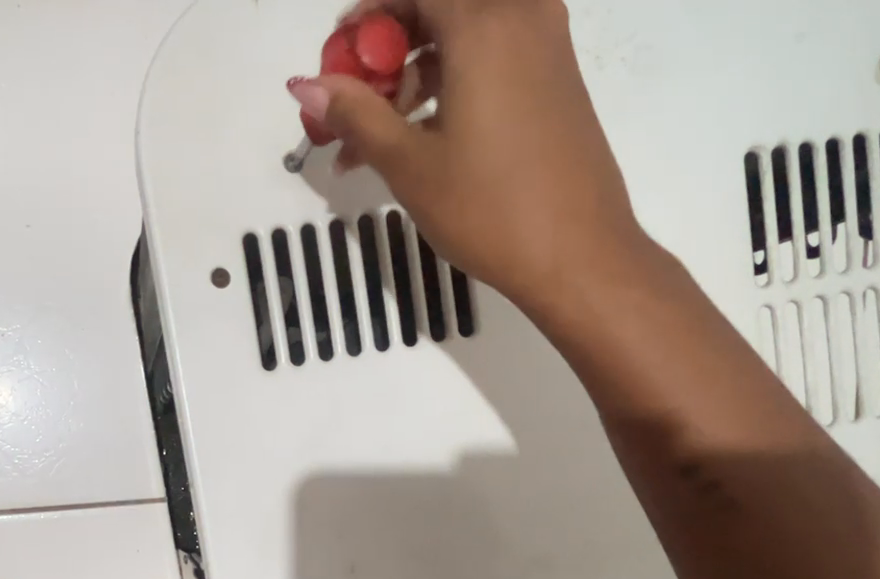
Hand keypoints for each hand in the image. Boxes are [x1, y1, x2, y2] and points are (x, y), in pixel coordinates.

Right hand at [287, 0, 648, 311]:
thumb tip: (301, 84)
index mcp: (483, 26)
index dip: (368, 16)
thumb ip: (355, 114)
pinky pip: (493, 57)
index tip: (336, 57)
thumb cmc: (486, 208)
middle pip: (440, 7)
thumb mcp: (409, 164)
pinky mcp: (556, 80)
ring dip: (414, 73)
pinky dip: (450, 84)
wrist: (577, 253)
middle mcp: (521, 17)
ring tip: (374, 140)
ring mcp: (546, 47)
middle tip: (353, 100)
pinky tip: (420, 140)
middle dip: (388, 47)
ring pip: (465, 34)